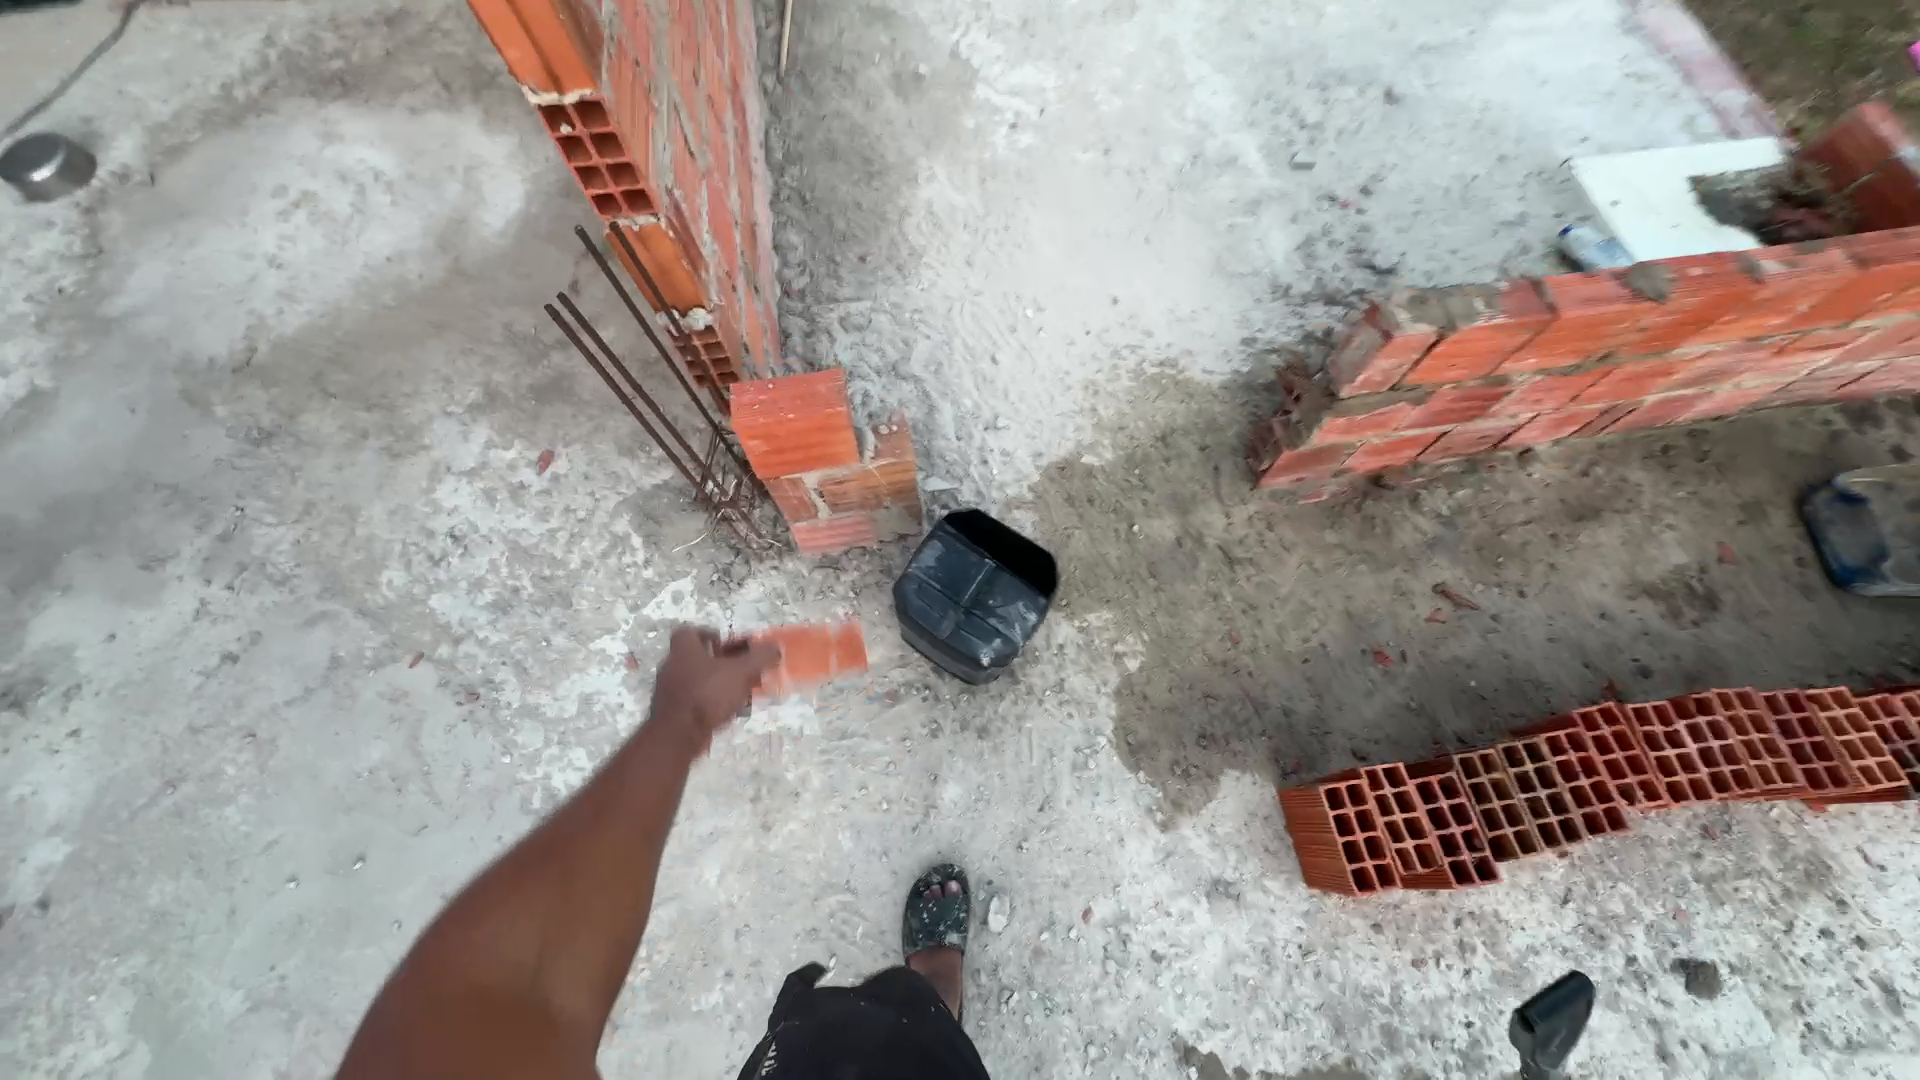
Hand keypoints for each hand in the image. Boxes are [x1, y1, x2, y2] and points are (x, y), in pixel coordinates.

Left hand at [645, 626, 781, 754]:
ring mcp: (670, 690)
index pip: (690, 631)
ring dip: (722, 683)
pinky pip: (697, 700)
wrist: (678, 735)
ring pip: (701, 680)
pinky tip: (731, 711)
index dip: (710, 634)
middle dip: (725, 662)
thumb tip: (775, 647)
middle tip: (745, 668)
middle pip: (700, 657)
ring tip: (744, 691)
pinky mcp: (673, 712)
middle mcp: (672, 666)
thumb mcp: (741, 671)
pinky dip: (714, 702)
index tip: (729, 644)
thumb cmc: (708, 693)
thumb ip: (760, 657)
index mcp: (683, 649)